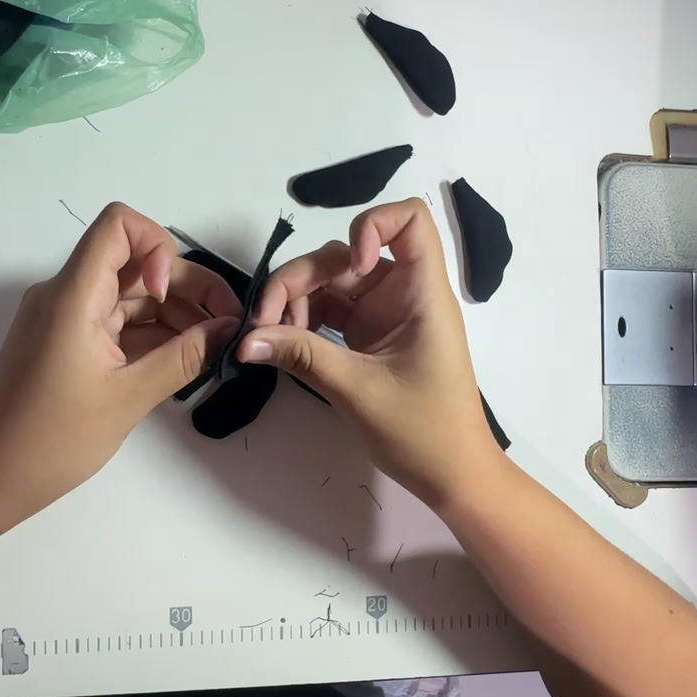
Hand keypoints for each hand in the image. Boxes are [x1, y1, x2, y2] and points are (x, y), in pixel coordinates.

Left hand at [0, 203, 241, 539]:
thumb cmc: (54, 440)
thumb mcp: (129, 397)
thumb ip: (185, 358)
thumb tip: (230, 329)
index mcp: (73, 295)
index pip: (119, 225)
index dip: (159, 247)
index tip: (174, 296)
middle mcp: (66, 294)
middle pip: (134, 262)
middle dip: (184, 286)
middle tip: (227, 325)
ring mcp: (65, 319)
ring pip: (130, 295)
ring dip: (174, 313)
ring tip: (212, 349)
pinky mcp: (67, 343)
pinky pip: (117, 323)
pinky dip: (151, 334)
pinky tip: (183, 359)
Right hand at [237, 198, 500, 506]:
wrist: (451, 475)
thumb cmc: (424, 431)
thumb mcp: (359, 391)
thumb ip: (302, 357)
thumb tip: (245, 341)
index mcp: (421, 294)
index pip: (408, 221)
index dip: (371, 225)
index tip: (348, 267)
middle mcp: (401, 294)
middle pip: (344, 256)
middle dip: (300, 279)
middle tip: (264, 321)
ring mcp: (382, 315)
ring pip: (329, 284)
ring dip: (293, 302)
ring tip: (268, 337)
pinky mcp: (366, 337)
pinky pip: (327, 314)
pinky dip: (300, 324)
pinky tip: (279, 344)